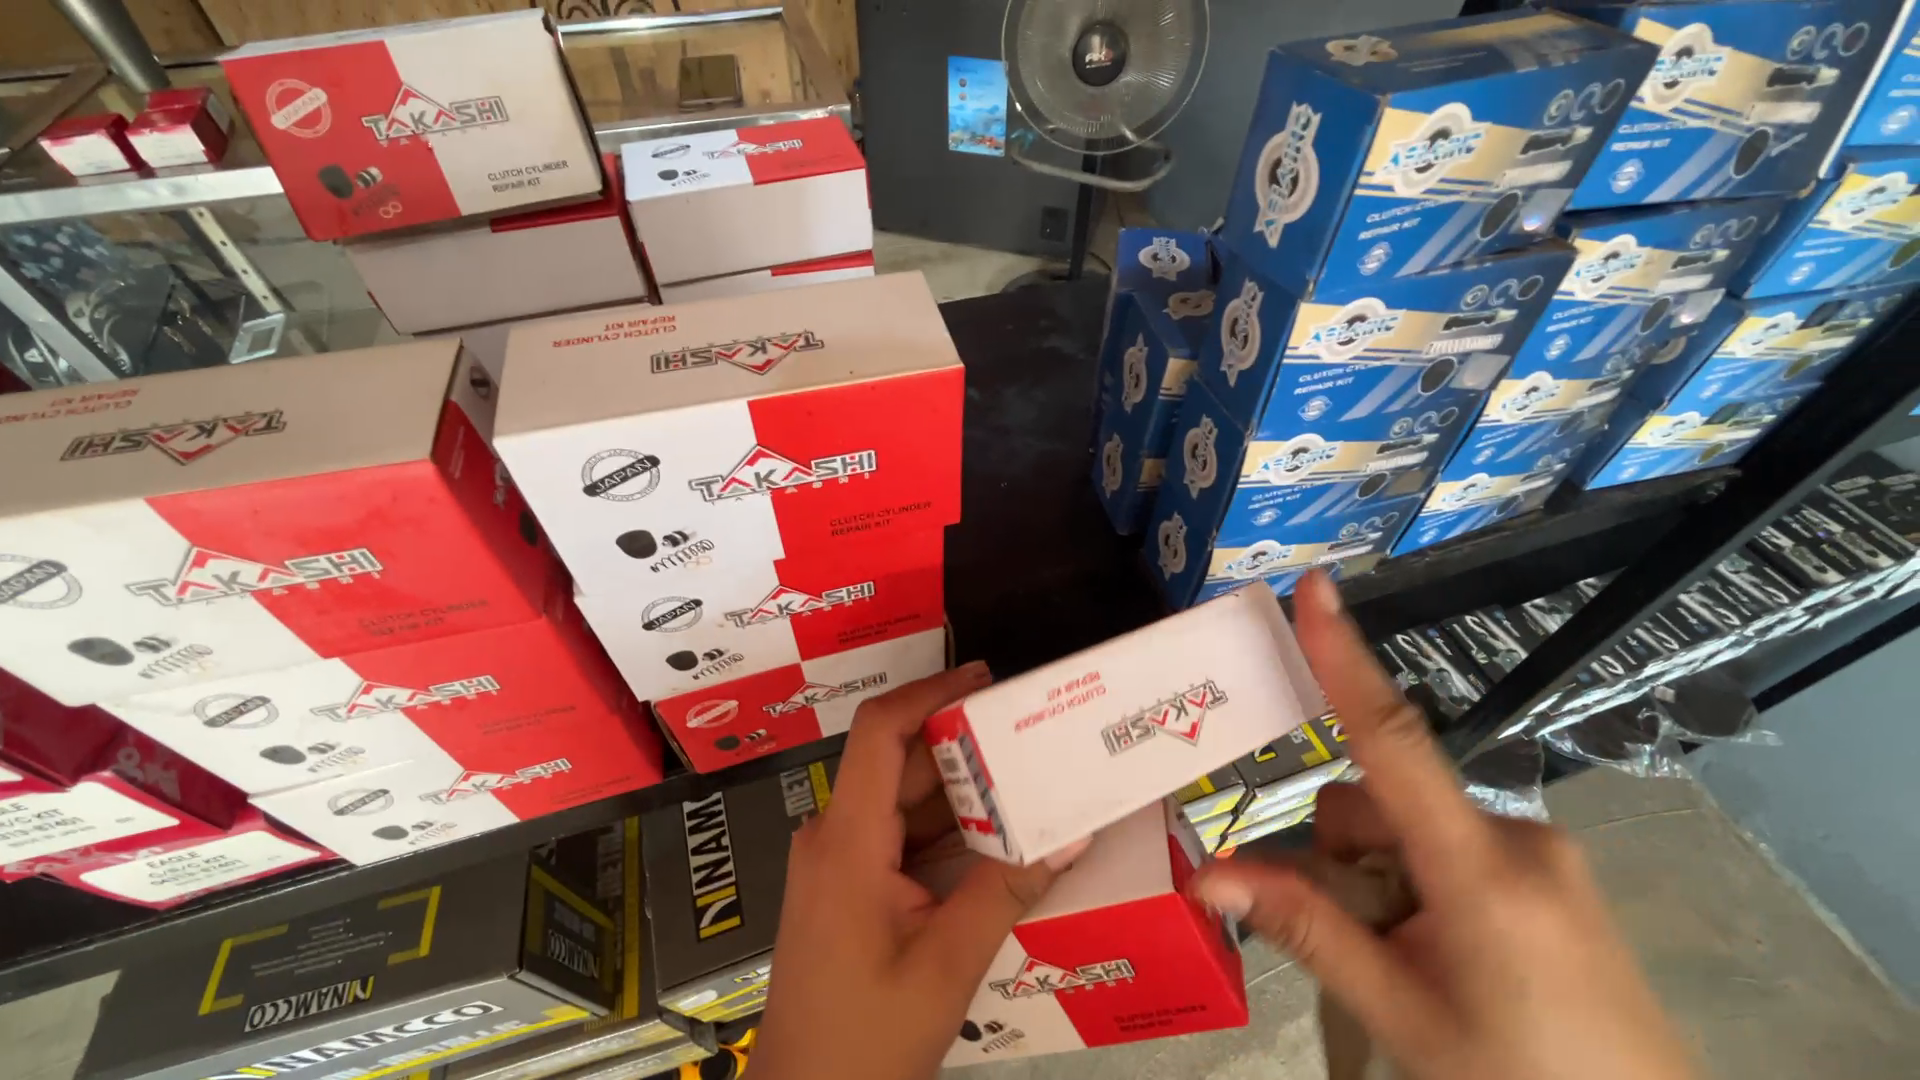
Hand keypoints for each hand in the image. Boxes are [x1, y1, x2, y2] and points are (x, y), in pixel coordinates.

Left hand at [752, 663, 1089, 1079]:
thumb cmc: (867, 1036)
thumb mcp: (948, 963)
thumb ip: (1007, 890)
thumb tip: (1072, 834)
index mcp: (848, 840)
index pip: (880, 733)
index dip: (929, 693)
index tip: (983, 678)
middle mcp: (836, 836)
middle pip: (899, 764)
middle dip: (963, 744)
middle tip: (1030, 732)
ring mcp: (839, 863)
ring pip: (903, 802)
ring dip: (960, 790)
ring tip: (1027, 777)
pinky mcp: (848, 887)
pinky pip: (899, 837)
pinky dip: (945, 829)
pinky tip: (996, 835)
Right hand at [1192, 572, 1697, 1079]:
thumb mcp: (1399, 1012)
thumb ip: (1304, 930)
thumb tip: (1204, 876)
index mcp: (1480, 868)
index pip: (1392, 741)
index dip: (1346, 659)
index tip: (1315, 588)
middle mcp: (1515, 836)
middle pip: (1377, 800)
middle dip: (1340, 852)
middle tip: (1356, 941)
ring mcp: (1540, 853)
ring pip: (1406, 825)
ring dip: (1376, 873)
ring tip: (1403, 959)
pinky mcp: (1548, 872)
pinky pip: (1447, 844)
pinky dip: (1413, 879)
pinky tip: (1437, 949)